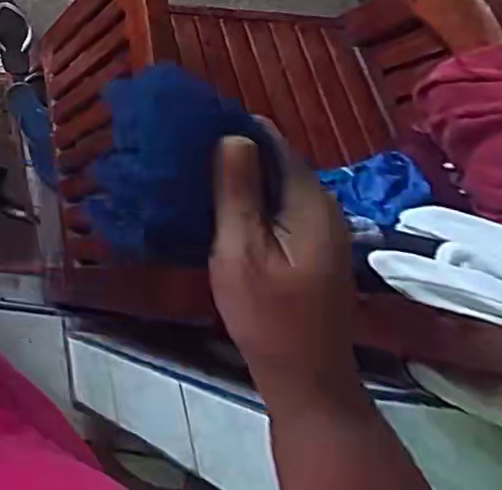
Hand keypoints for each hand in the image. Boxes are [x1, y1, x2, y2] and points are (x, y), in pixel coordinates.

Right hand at [209, 118, 357, 402]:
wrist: (305, 380)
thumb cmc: (267, 316)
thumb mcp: (241, 250)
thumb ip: (237, 191)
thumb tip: (232, 134)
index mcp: (311, 202)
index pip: (272, 140)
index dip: (232, 126)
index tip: (188, 121)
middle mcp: (322, 206)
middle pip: (273, 157)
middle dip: (230, 147)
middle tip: (179, 144)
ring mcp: (318, 226)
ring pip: (272, 179)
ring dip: (235, 171)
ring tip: (188, 164)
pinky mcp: (308, 242)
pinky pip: (274, 201)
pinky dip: (245, 194)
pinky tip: (213, 198)